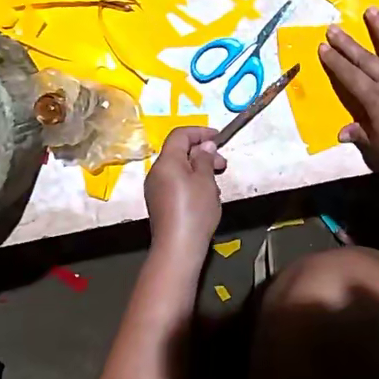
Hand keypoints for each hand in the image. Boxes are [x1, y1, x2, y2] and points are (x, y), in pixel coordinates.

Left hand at [144, 126, 226, 253]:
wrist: (178, 246)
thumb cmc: (195, 209)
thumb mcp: (206, 180)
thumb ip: (205, 159)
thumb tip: (205, 146)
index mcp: (167, 162)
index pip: (180, 135)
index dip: (200, 132)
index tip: (218, 138)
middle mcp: (157, 172)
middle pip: (179, 151)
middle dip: (202, 153)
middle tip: (222, 164)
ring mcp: (156, 188)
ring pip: (179, 167)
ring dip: (199, 168)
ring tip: (216, 183)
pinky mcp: (160, 201)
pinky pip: (176, 182)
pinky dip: (192, 180)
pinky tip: (206, 195)